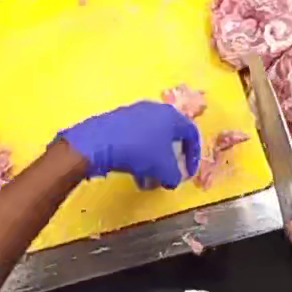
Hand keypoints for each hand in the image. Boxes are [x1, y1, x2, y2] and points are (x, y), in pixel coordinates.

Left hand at [58, 101, 200, 189]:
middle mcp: (154, 110)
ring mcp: (132, 114)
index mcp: (171, 116)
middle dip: (169, 160)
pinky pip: (133, 140)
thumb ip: (174, 176)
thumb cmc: (139, 151)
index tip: (188, 174)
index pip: (191, 133)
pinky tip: (131, 173)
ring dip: (151, 162)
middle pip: (168, 137)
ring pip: (149, 140)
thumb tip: (172, 180)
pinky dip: (136, 156)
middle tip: (166, 176)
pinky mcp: (115, 121)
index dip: (193, 156)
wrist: (98, 142)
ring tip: (146, 181)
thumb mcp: (164, 169)